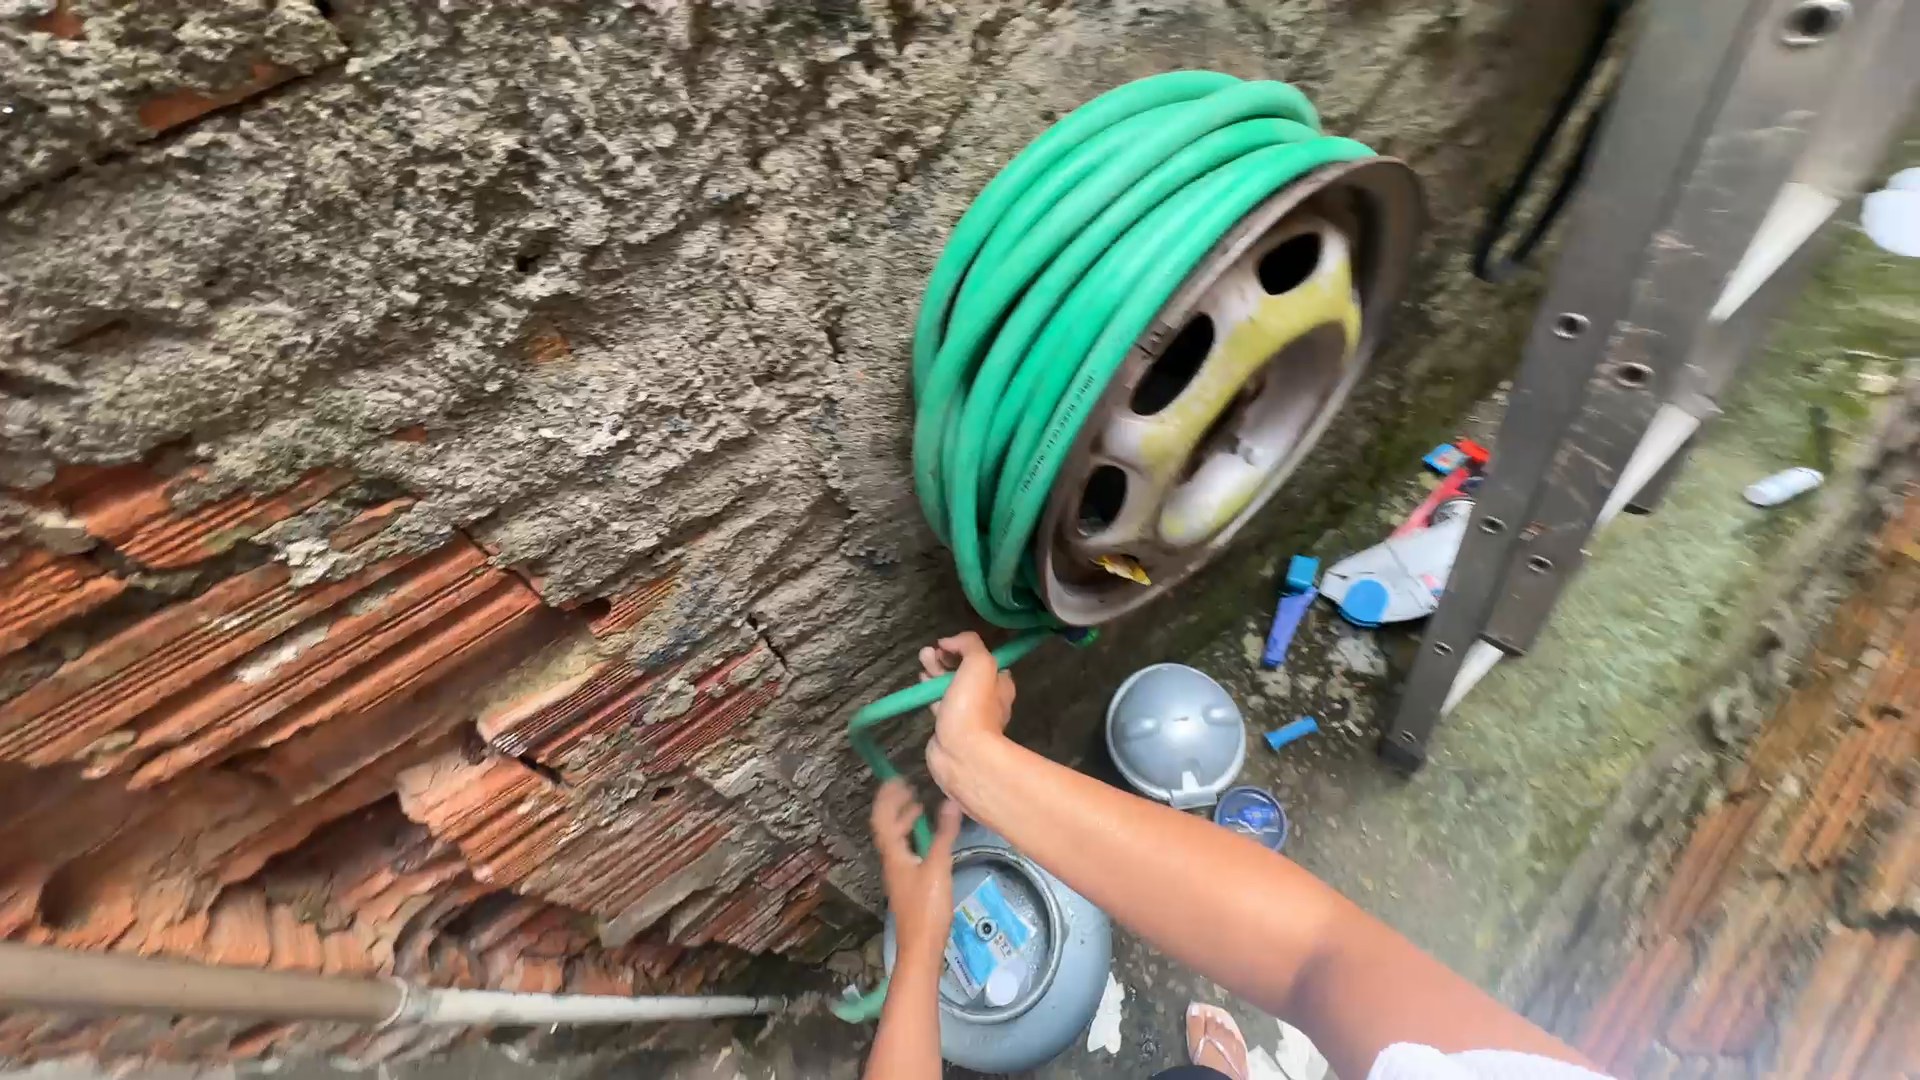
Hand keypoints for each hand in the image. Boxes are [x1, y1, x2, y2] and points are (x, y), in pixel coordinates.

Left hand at [871, 778, 962, 959]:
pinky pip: (905, 852)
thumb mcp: (938, 867)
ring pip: (896, 841)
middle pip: (887, 828)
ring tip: (919, 809)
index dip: (887, 798)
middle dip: (895, 806)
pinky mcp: (908, 886)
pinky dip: (912, 838)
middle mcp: (892, 863)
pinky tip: (928, 842)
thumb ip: (944, 835)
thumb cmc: (927, 908)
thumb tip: (950, 802)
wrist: (921, 950)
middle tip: (909, 789)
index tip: (896, 779)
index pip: (882, 819)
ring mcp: (899, 875)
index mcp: (894, 855)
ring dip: (904, 822)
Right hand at [919, 633, 1014, 806]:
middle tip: (929, 650)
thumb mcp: (979, 663)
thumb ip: (968, 644)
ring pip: (949, 685)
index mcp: (999, 683)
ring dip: (935, 669)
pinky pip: (938, 702)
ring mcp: (966, 713)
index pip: (984, 659)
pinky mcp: (948, 726)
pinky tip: (920, 681)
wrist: (961, 753)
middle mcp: (986, 697)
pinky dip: (929, 689)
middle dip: (947, 657)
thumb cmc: (973, 706)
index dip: (965, 649)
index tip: (948, 645)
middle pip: (964, 670)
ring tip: (922, 658)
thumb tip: (948, 642)